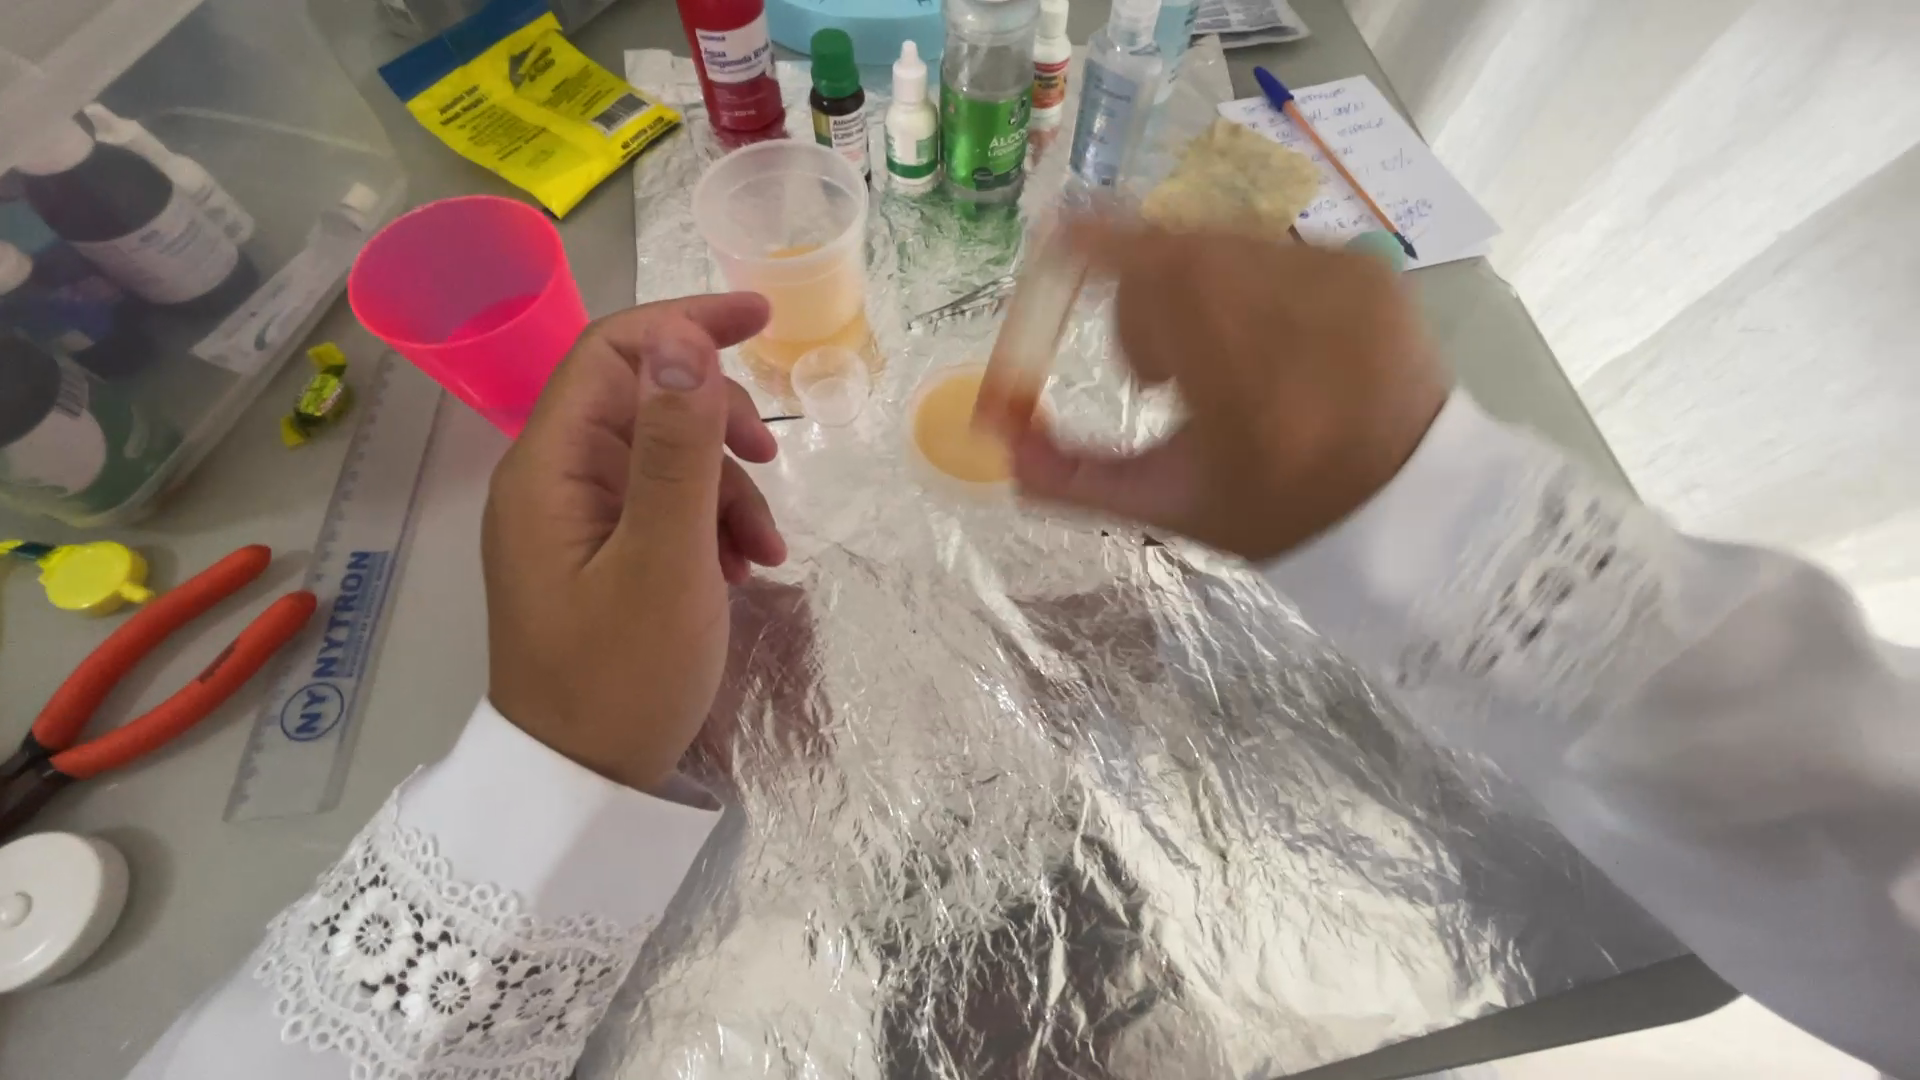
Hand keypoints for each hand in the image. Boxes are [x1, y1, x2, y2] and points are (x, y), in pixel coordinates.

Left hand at [483, 294, 786, 792]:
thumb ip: (676, 449)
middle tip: (772, 464)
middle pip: (645, 404)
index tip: (762, 320)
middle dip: (719, 424)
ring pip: (669, 462)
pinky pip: (667, 511)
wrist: (584, 782)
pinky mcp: (607, 558)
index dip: (688, 323)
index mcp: (553, 467)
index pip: (615, 353)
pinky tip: (743, 570)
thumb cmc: (623, 675)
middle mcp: (558, 482)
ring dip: (729, 490)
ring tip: (766, 552)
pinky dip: (715, 527)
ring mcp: (581, 523)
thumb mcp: (666, 559)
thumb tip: (683, 341)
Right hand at [1013, 223, 1452, 561]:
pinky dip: (1240, 284)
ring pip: (1222, 245)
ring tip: (1216, 361)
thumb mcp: (1163, 506)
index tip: (1056, 237)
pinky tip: (1267, 342)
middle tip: (1156, 372)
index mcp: (1245, 386)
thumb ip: (1070, 476)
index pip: (1156, 278)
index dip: (1095, 246)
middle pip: (1180, 254)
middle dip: (1140, 294)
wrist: (1406, 505)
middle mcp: (1299, 315)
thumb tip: (991, 431)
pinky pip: (1269, 249)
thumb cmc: (1274, 513)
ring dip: (1189, 288)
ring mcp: (1344, 282)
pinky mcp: (1371, 268)